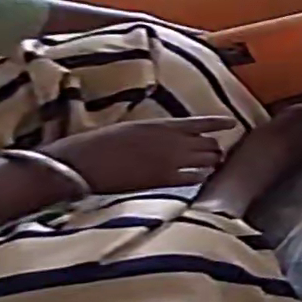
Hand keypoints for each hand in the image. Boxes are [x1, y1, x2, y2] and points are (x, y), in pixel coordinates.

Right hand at [42, 116, 236, 192]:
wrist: (69, 166)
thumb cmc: (89, 146)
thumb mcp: (127, 129)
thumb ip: (155, 132)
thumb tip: (170, 136)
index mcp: (163, 125)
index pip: (204, 122)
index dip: (221, 123)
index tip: (232, 124)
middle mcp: (175, 141)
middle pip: (212, 144)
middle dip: (212, 148)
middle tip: (210, 153)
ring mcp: (174, 160)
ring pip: (211, 159)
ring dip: (211, 162)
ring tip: (207, 165)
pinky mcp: (167, 179)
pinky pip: (198, 177)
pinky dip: (201, 176)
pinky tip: (197, 177)